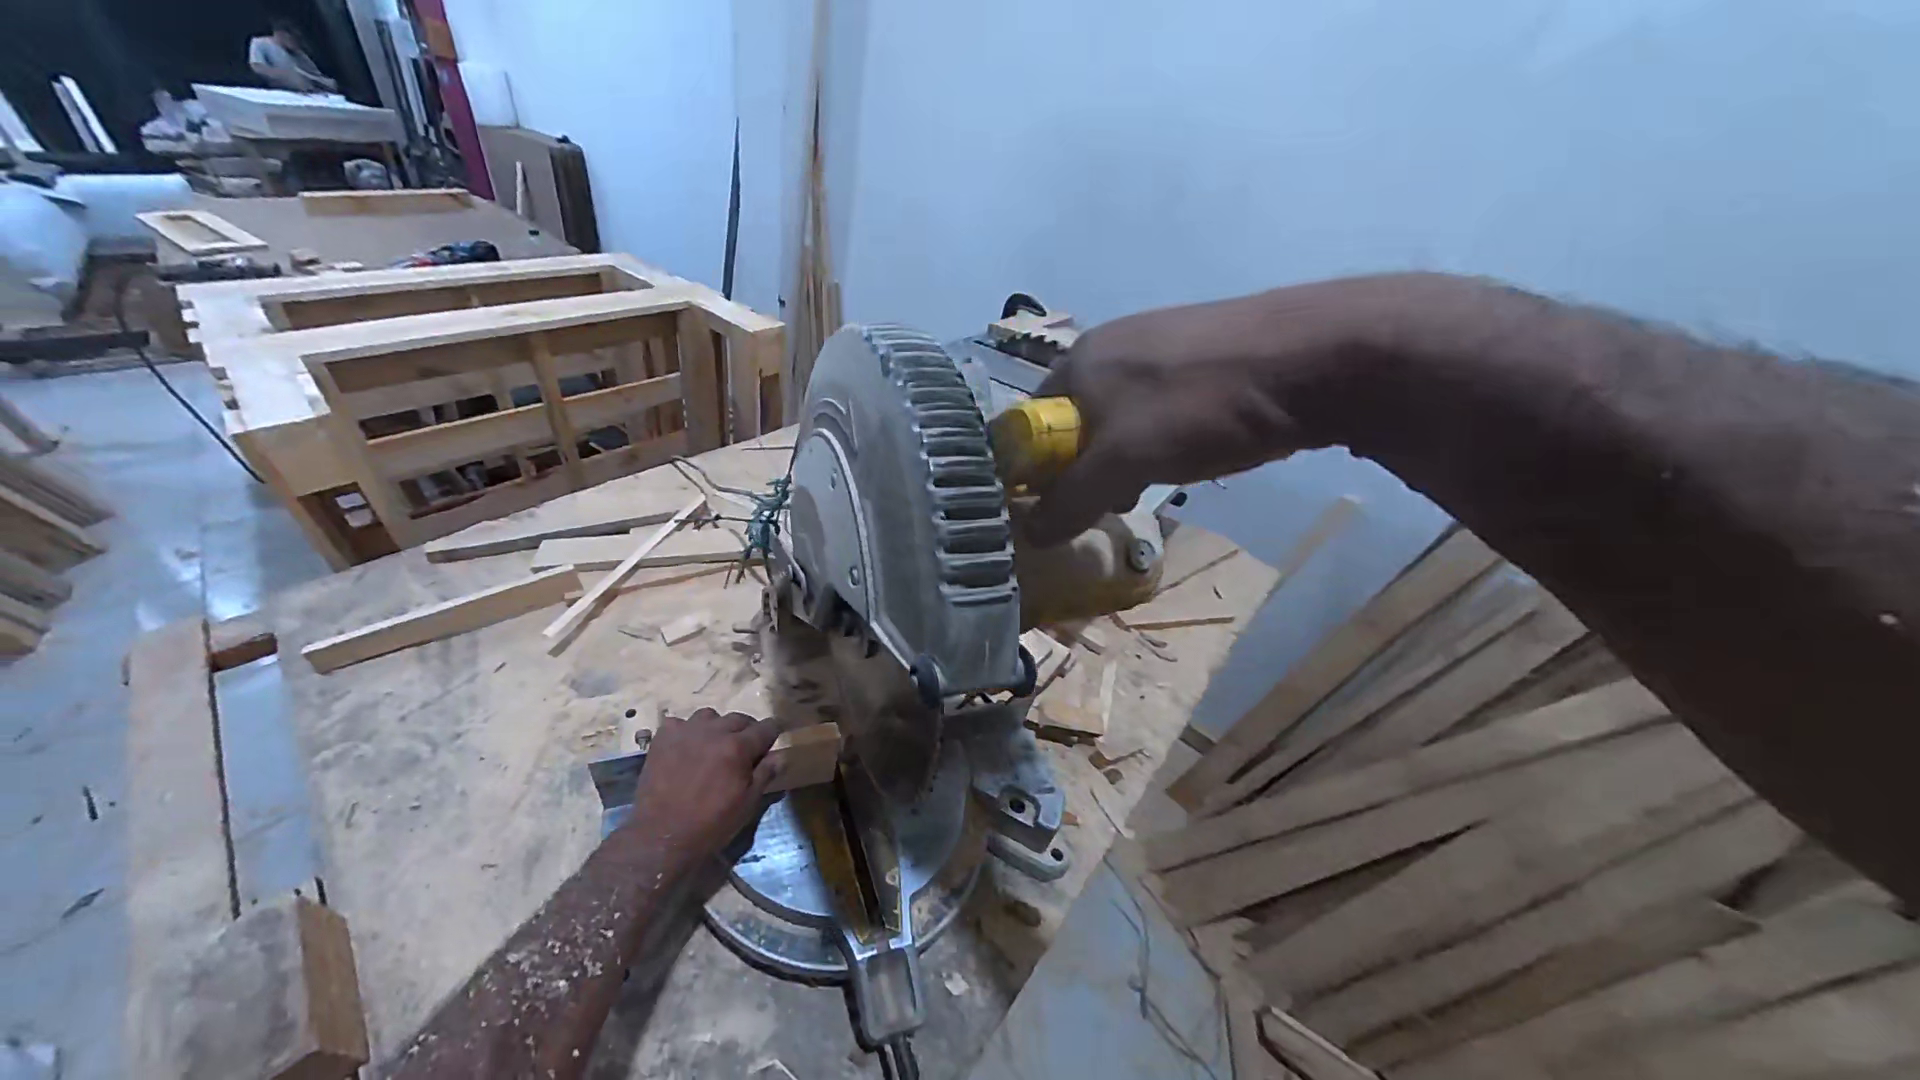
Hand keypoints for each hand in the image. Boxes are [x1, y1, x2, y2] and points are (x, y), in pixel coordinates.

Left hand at [624, 709, 780, 863]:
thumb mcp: (747, 803)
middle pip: (739, 718)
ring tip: (712, 746)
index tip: (771, 743)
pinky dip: (686, 731)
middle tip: (742, 751)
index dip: (772, 734)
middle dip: (746, 731)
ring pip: (710, 716)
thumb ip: (765, 774)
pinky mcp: (662, 739)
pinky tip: (685, 748)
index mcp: (738, 747)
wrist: (661, 837)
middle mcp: (714, 732)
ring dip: (716, 727)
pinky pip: (679, 723)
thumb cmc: (711, 824)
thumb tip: (781, 755)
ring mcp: (686, 732)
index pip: (766, 727)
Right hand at [1023, 276, 1419, 545]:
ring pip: (1118, 419)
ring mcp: (1158, 346)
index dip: (1035, 470)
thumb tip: (1031, 534)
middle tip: (1107, 504)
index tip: (1058, 508)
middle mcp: (1110, 346)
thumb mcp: (1125, 460)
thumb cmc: (1200, 407)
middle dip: (1084, 470)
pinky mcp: (1200, 355)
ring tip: (1149, 487)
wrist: (1318, 357)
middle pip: (1074, 423)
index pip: (1029, 423)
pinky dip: (1160, 440)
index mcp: (1078, 360)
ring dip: (1124, 461)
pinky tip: (1190, 455)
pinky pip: (1158, 409)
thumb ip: (1071, 499)